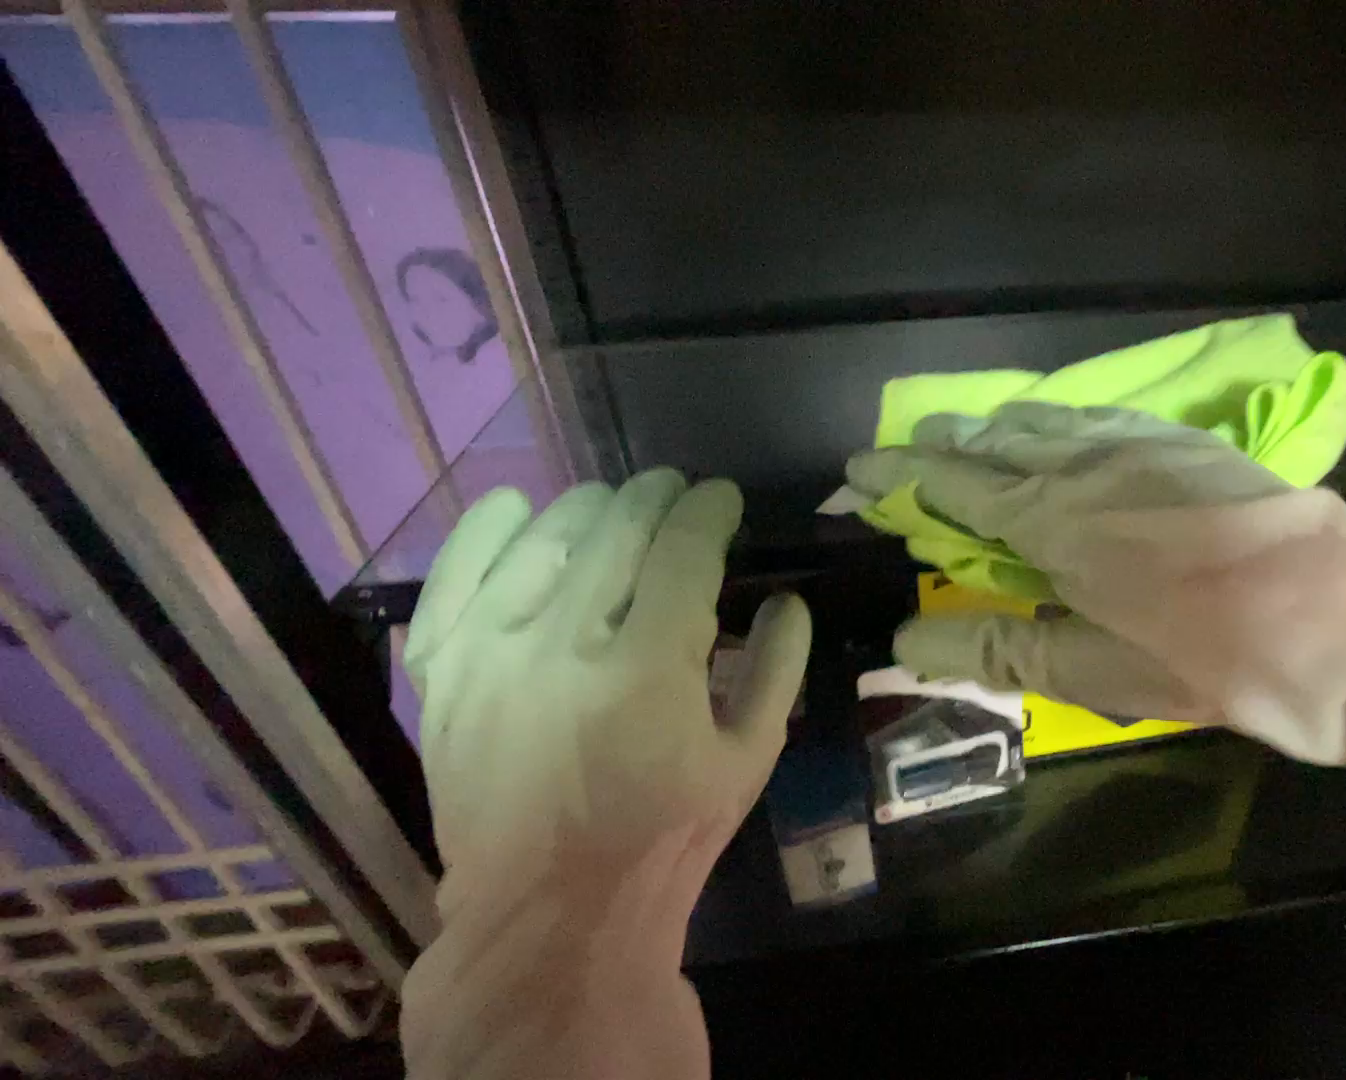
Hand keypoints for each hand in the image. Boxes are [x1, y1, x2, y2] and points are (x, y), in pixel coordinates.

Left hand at [399, 472, 808, 1079]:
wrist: (550, 911)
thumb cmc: (666, 834)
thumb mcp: (750, 758)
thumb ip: (778, 670)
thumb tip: (787, 600)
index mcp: (649, 670)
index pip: (683, 550)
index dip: (709, 511)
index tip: (723, 499)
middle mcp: (563, 646)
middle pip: (615, 530)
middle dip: (657, 498)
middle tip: (679, 495)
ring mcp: (491, 657)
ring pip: (542, 539)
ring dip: (590, 507)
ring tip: (616, 505)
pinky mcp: (443, 676)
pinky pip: (451, 581)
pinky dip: (481, 535)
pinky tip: (512, 506)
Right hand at [848, 404, 1345, 962]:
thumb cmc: (1229, 663)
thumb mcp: (1105, 675)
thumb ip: (1004, 648)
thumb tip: (909, 638)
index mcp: (1063, 525)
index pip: (958, 489)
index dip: (902, 481)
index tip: (854, 476)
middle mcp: (1095, 469)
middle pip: (996, 446)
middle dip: (935, 449)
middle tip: (890, 455)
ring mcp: (1149, 450)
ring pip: (1050, 424)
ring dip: (994, 429)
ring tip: (957, 434)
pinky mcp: (1193, 449)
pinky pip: (1103, 421)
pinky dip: (1058, 423)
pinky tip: (1053, 427)